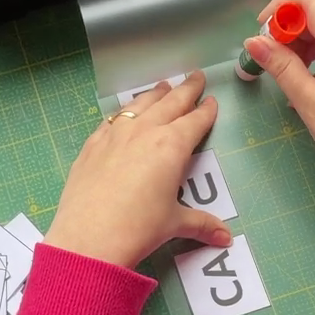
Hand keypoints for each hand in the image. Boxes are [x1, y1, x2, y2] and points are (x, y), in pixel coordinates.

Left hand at [45, 71, 230, 268]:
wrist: (88, 238)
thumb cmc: (138, 229)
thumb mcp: (174, 224)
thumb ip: (201, 224)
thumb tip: (226, 238)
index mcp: (171, 146)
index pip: (195, 121)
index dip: (206, 111)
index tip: (212, 101)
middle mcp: (144, 132)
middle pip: (170, 103)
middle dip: (186, 89)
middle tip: (196, 76)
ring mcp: (115, 135)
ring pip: (140, 105)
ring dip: (155, 94)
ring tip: (163, 86)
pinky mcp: (92, 144)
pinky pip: (113, 119)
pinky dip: (125, 112)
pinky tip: (125, 114)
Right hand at [244, 0, 314, 206]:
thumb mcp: (313, 109)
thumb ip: (284, 70)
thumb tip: (255, 42)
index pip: (311, 0)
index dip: (281, 7)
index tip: (262, 32)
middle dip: (293, 23)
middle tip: (273, 55)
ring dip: (308, 36)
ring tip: (291, 70)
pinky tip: (313, 78)